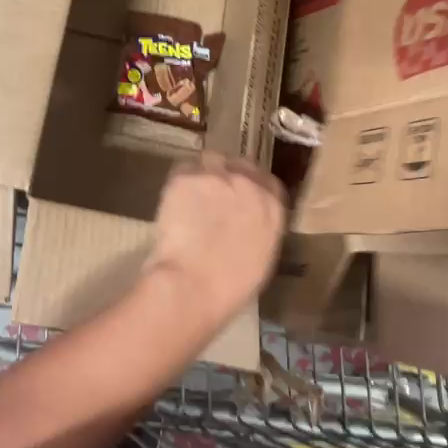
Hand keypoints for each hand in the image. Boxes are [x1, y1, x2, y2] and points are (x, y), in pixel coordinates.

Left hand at [144, 152, 286, 330]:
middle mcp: (248, 183)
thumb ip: (260, 227)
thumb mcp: (262, 256)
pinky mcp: (187, 175)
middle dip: (227, 175)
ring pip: (210, 161)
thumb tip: (249, 218)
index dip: (250, 184)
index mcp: (272, 206)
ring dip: (203, 174)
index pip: (266, 180)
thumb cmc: (230, 286)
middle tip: (211, 195)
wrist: (193, 285)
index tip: (238, 194)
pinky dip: (180, 182)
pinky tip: (175, 201)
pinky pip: (183, 169)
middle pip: (238, 164)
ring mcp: (217, 176)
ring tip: (191, 196)